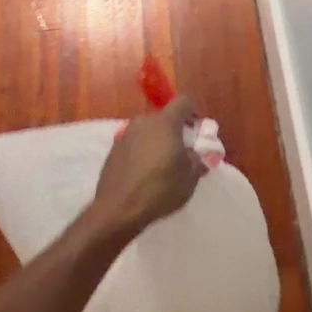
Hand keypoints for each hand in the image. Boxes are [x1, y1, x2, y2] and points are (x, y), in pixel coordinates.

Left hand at [85, 96, 203, 239]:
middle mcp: (143, 122)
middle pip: (165, 117)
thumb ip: (198, 160)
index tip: (197, 132)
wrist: (118, 209)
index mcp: (165, 122)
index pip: (184, 101)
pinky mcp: (113, 149)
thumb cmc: (160, 190)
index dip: (194, 113)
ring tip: (163, 166)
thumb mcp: (190, 178)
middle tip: (182, 153)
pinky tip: (144, 173)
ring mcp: (125, 134)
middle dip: (176, 131)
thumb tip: (198, 154)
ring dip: (158, 141)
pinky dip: (143, 151)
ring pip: (148, 131)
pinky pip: (135, 143)